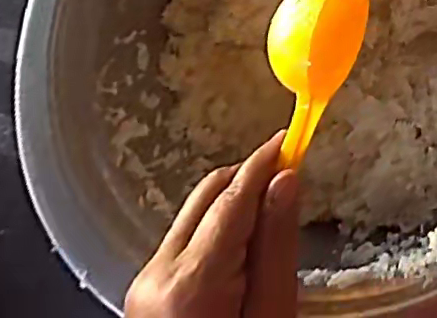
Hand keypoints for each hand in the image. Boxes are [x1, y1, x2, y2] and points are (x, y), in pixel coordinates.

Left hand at [126, 131, 300, 317]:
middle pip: (211, 191)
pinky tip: (243, 246)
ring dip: (235, 199)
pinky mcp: (141, 294)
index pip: (236, 192)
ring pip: (198, 210)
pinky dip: (218, 224)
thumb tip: (286, 177)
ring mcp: (142, 285)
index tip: (295, 136)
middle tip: (291, 174)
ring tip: (271, 217)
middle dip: (251, 174)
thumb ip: (276, 242)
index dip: (267, 158)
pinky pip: (186, 236)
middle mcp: (156, 273)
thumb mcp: (272, 310)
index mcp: (192, 280)